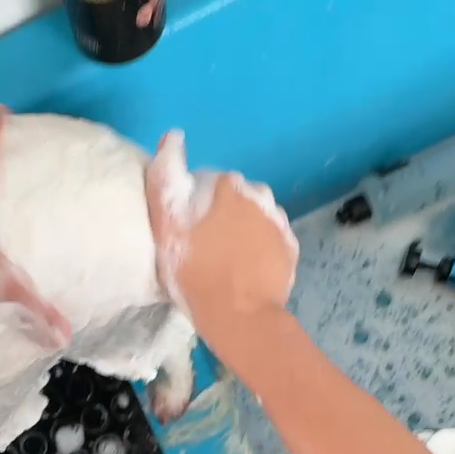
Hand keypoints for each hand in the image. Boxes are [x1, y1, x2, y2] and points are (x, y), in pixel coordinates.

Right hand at [144, 130, 298, 354]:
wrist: (241, 317)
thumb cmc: (196, 274)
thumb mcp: (166, 228)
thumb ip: (164, 180)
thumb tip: (172, 137)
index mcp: (227, 186)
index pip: (206, 183)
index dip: (193, 207)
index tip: (187, 233)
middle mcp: (259, 194)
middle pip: (233, 199)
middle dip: (220, 216)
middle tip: (205, 250)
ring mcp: (278, 222)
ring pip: (254, 218)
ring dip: (242, 231)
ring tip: (227, 262)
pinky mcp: (290, 248)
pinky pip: (270, 241)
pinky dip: (259, 250)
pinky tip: (246, 270)